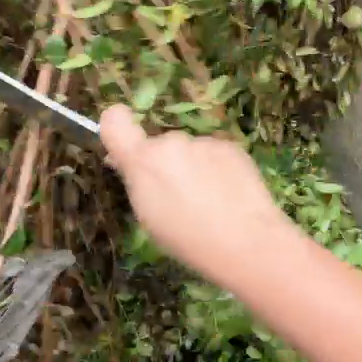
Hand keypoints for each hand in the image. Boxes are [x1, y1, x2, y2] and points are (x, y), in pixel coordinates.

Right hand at [99, 105, 297, 285]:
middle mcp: (172, 143)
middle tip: (179, 198)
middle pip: (159, 146)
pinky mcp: (231, 147)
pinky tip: (229, 196)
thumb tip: (125, 161)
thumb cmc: (188, 240)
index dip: (115, 125)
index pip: (114, 120)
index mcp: (142, 161)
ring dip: (193, 168)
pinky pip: (215, 155)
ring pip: (190, 152)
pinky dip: (218, 170)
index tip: (124, 144)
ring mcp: (204, 143)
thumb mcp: (149, 217)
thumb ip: (137, 182)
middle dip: (165, 164)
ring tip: (210, 203)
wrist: (246, 241)